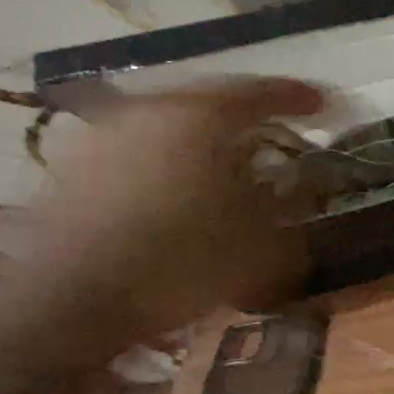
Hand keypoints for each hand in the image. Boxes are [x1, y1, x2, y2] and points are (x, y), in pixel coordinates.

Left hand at [14, 78, 324, 341]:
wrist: (68, 301)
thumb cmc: (185, 260)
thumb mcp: (270, 243)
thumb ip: (296, 209)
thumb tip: (308, 191)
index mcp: (202, 116)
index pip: (261, 92)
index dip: (298, 97)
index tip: (325, 104)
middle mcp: (149, 112)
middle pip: (210, 102)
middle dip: (248, 117)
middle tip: (279, 132)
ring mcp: (103, 138)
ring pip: (171, 128)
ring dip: (206, 142)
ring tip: (234, 167)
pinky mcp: (74, 171)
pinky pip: (142, 154)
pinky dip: (173, 165)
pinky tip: (189, 195)